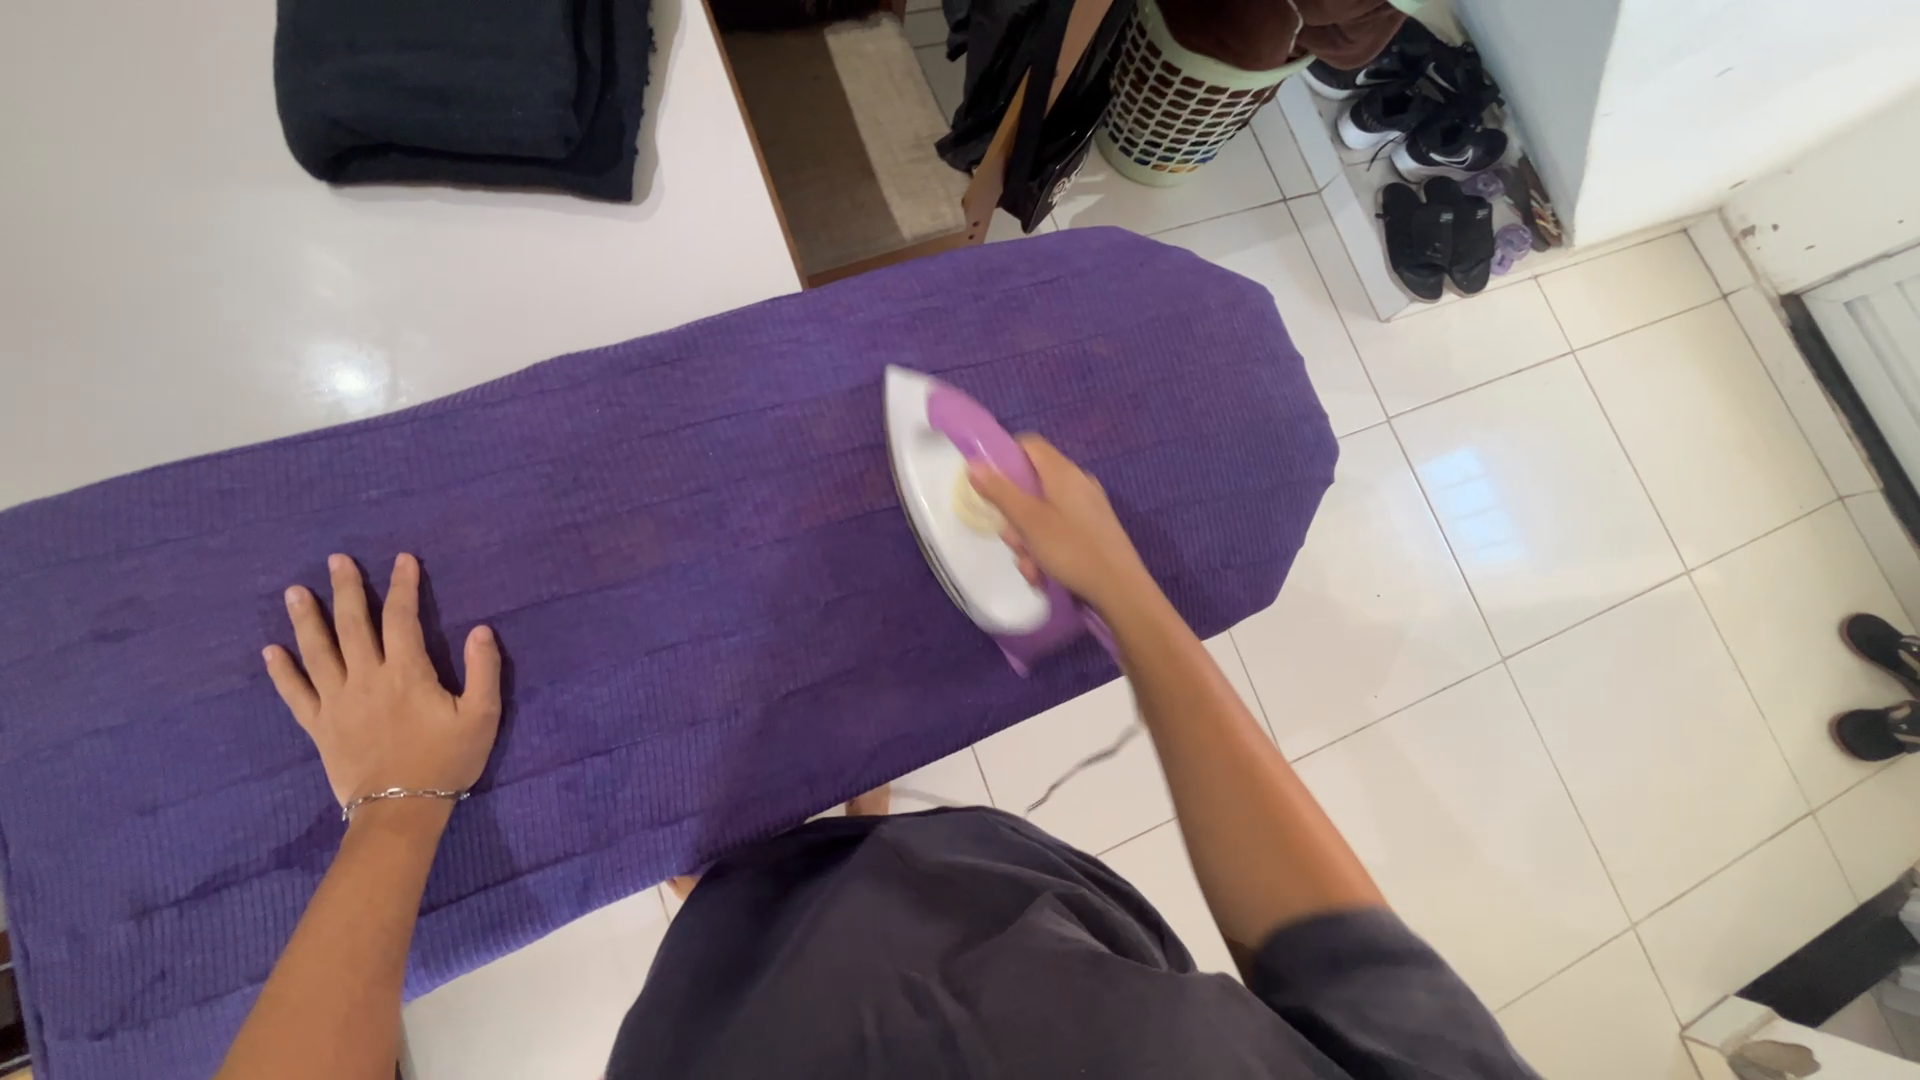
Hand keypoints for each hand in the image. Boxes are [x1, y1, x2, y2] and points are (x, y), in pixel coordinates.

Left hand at [264, 553, 501, 816]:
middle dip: (346, 590)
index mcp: (407, 674)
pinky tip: (271, 650)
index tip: (403, 560)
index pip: (402, 618)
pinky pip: (295, 692)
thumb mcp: (482, 716)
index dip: (403, 586)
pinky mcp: (320, 726)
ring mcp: (337, 702)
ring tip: (295, 591)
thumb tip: (481, 630)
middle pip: (353, 626)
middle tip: (336, 560)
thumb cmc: (448, 759)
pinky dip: (282, 670)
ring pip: (317, 652)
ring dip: (306, 619)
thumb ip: (484, 671)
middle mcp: (366, 680)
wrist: (401, 810)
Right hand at [968, 435, 1158, 614]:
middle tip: (1013, 541)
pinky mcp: (1093, 531)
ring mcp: (1087, 508)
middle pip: (1031, 486)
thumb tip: (974, 463)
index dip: (1005, 458)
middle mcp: (1078, 483)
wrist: (1120, 590)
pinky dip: (1046, 551)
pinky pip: (1058, 532)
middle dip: (1015, 517)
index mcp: (1063, 472)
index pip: (1029, 445)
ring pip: (1041, 516)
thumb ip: (1000, 492)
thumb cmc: (1072, 550)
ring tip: (1032, 568)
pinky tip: (1045, 575)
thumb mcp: (1028, 521)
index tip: (989, 485)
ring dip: (1028, 542)